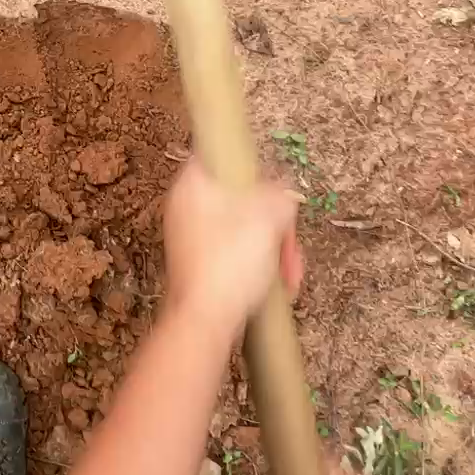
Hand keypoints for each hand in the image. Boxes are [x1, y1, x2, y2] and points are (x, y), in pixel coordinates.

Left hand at [161, 159, 301, 337]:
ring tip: (288, 272)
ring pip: (244, 228)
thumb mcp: (267, 216)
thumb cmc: (227, 264)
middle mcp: (187, 206)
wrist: (205, 319)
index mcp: (193, 183)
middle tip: (288, 242)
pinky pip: (236, 252)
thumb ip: (279, 194)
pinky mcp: (200, 262)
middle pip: (241, 198)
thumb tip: (282, 192)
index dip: (253, 167)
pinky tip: (278, 284)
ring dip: (273, 247)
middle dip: (275, 222)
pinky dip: (259, 264)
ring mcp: (192, 236)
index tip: (273, 185)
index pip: (222, 155)